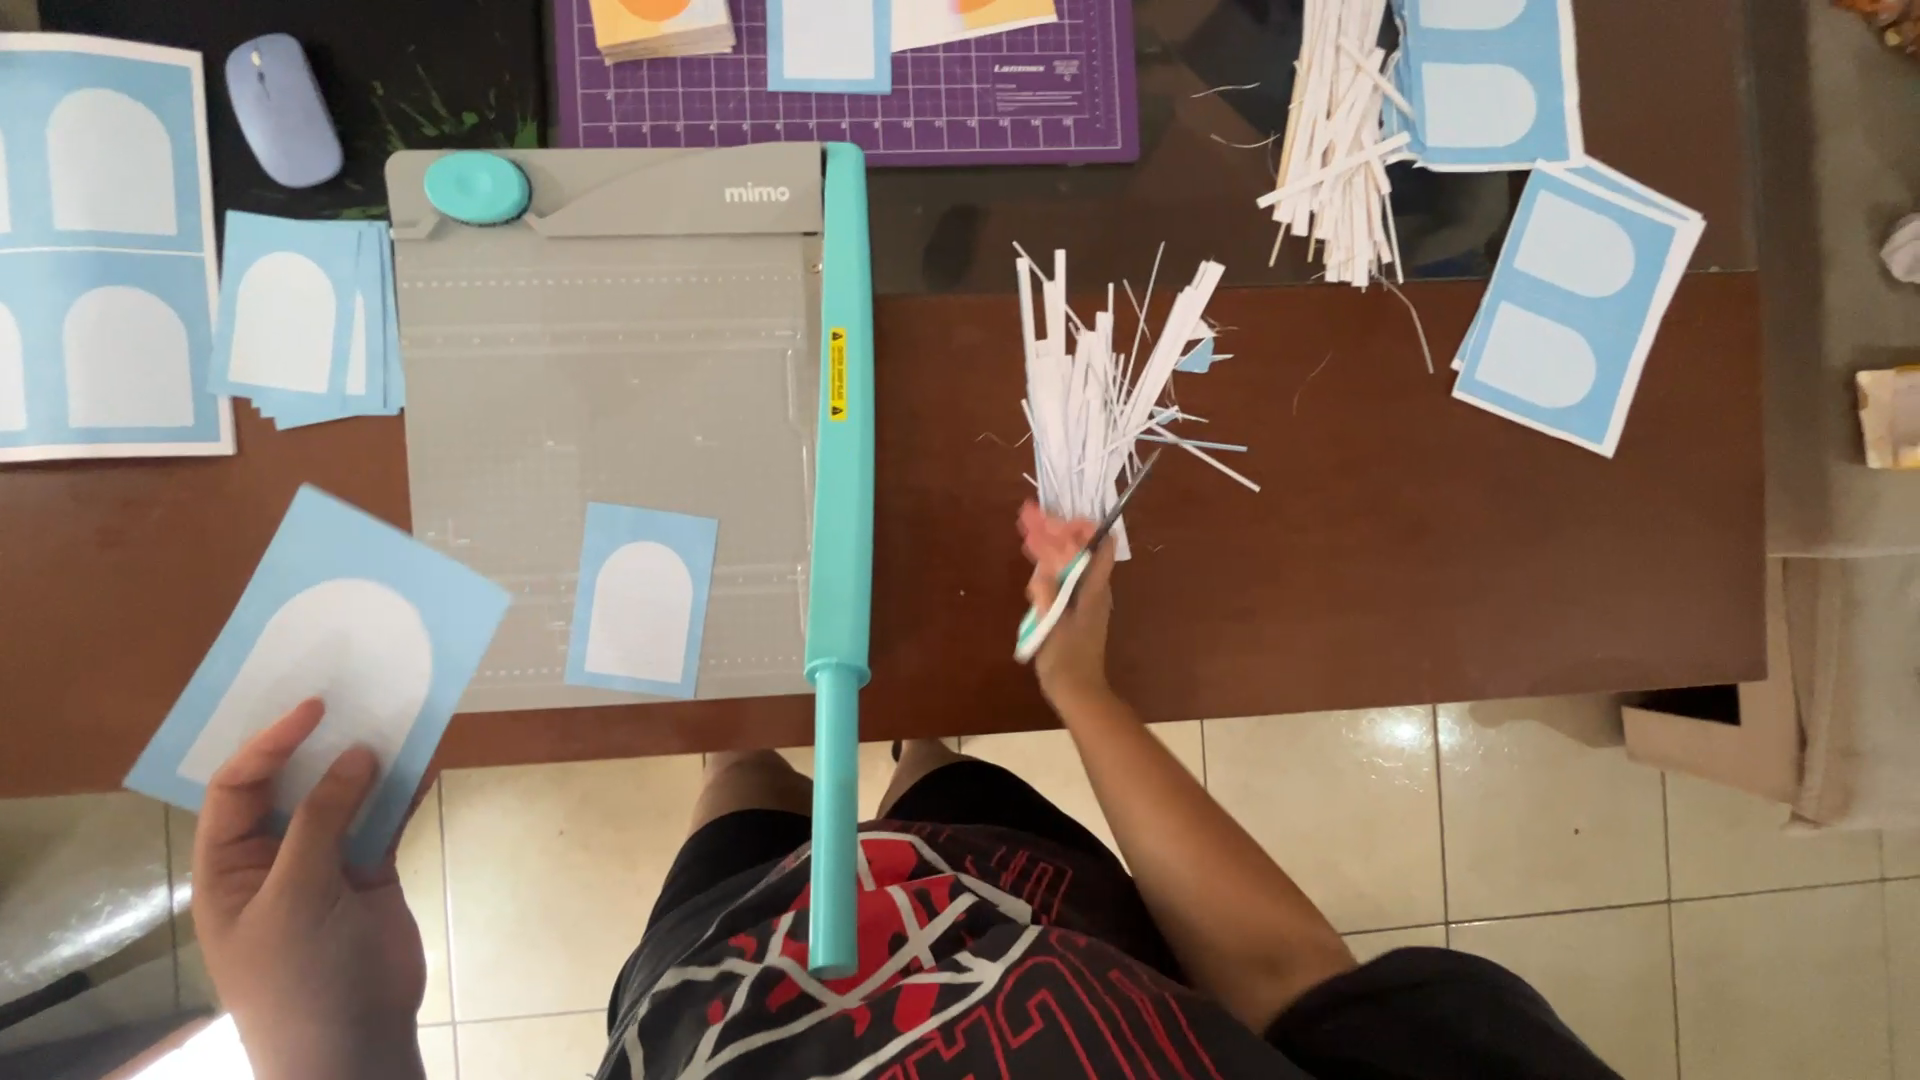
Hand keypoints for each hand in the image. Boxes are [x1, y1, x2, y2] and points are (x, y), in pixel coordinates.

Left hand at [193, 699, 426, 1079]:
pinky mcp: (373, 868)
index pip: (238, 789)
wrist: (354, 1034)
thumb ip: (323, 821)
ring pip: (350, 796)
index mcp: (230, 866)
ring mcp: (328, 861)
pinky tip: (428, 761)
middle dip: (322, 743)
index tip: (315, 708)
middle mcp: (275, 855)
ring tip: (402, 718)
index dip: (270, 745)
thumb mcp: (296, 896)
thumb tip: (358, 753)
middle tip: (358, 698)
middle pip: (296, 785)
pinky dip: (407, 789)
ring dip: (374, 761)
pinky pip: (388, 817)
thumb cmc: (299, 973)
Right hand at [1018, 500, 1116, 705]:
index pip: (1100, 548)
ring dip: (1052, 549)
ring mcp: (1086, 601)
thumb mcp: (1052, 627)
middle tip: (1031, 519)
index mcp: (1093, 591)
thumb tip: (1042, 569)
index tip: (1061, 518)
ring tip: (1028, 533)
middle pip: (1081, 552)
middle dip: (1058, 533)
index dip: (1084, 528)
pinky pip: (1065, 580)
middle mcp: (1094, 591)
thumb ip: (1046, 596)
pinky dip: (1050, 569)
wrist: (1079, 693)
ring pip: (1071, 565)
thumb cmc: (1067, 661)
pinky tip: (1035, 568)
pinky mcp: (1077, 611)